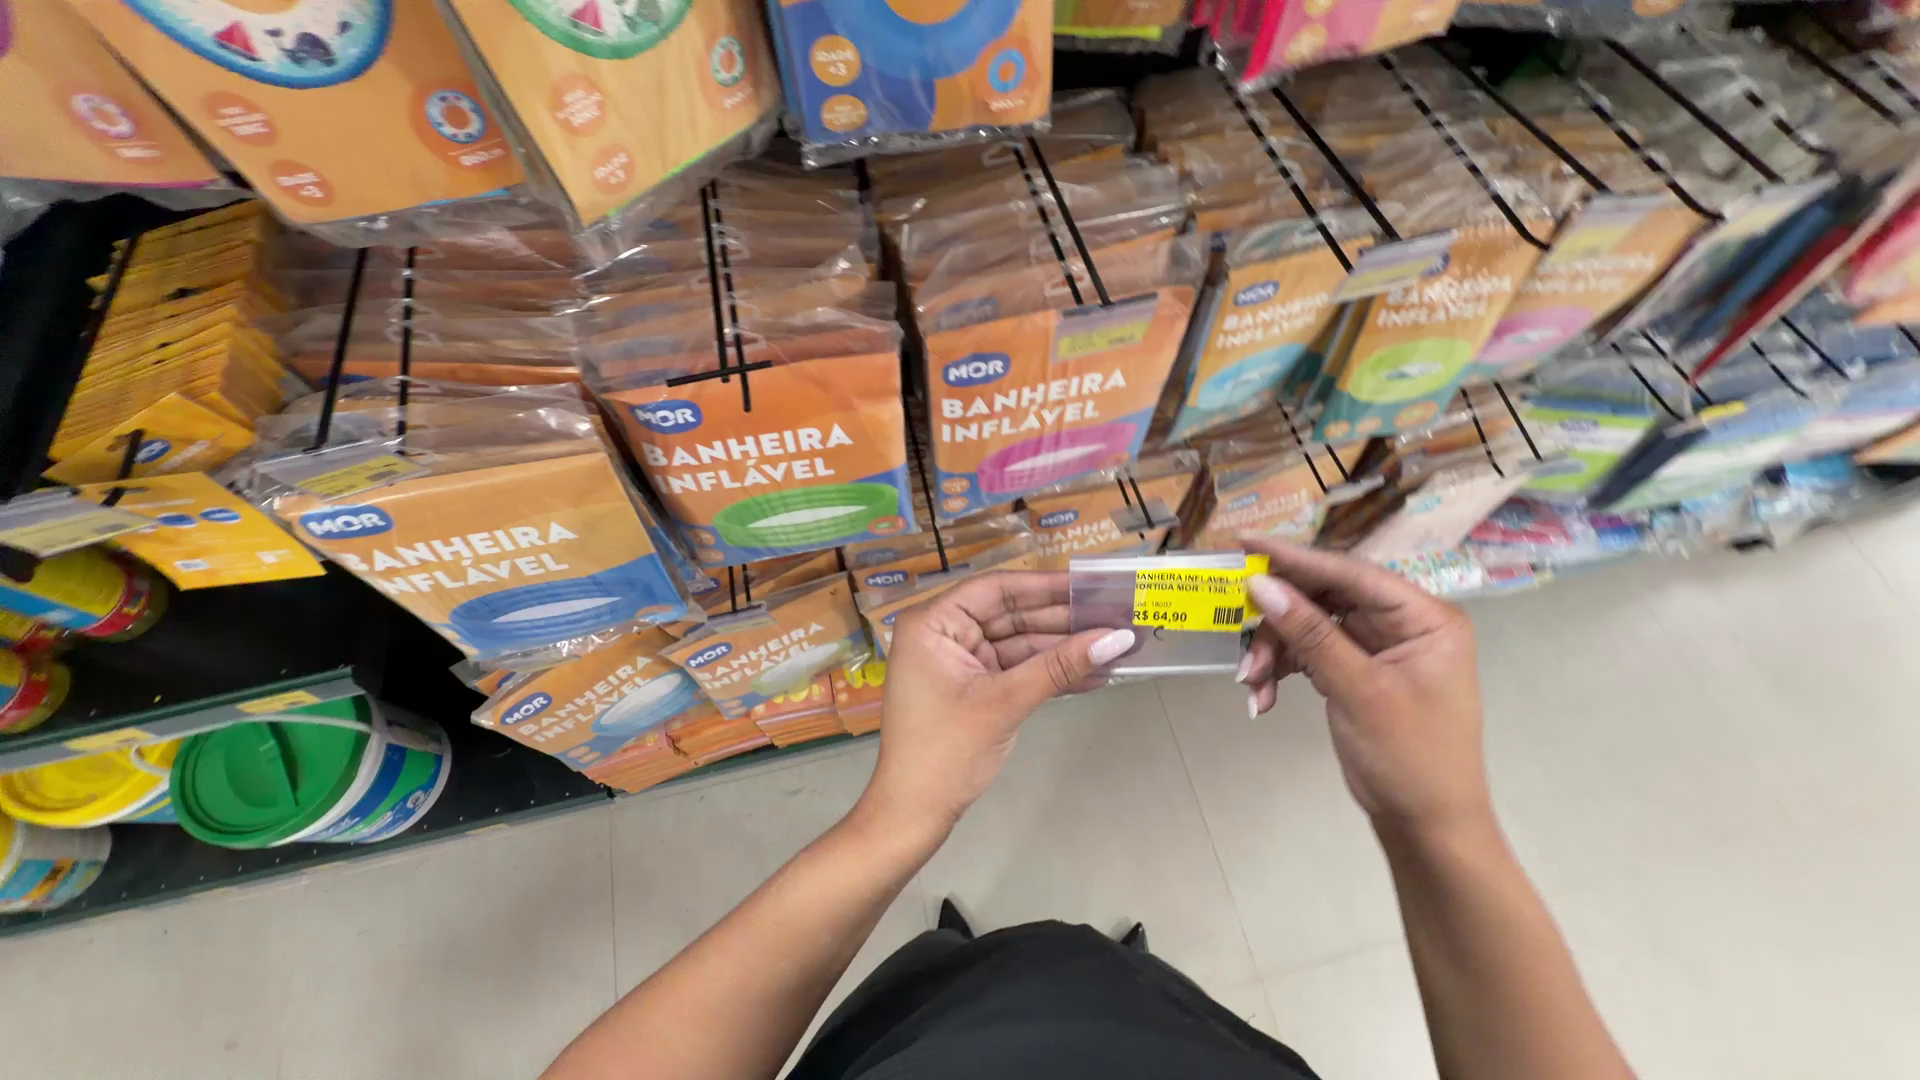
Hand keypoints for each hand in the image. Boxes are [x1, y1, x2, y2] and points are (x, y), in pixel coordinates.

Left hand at [863, 571, 1134, 833]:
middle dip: (1063, 620)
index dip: (1047, 586)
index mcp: (933, 623)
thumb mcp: (1005, 702)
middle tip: (1115, 615)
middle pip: (1012, 615)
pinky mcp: (975, 687)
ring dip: (1064, 649)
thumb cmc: (947, 750)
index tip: (1092, 585)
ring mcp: (960, 661)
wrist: (915, 813)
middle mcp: (944, 633)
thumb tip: (1117, 637)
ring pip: (1020, 643)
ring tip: (1117, 645)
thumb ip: (1060, 666)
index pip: (996, 589)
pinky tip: (1094, 673)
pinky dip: (1050, 673)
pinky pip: (1017, 669)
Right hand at [1238, 540, 1491, 841]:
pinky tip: (1262, 697)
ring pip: (1309, 626)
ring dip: (1275, 652)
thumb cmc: (1409, 757)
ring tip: (1251, 682)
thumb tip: (1260, 584)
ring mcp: (1377, 647)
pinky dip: (1283, 671)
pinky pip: (1308, 654)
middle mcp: (1402, 623)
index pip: (1351, 573)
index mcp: (1424, 618)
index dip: (1296, 557)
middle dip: (1279, 620)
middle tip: (1238, 627)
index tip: (1244, 543)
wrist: (1426, 826)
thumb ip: (1309, 634)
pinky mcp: (1355, 669)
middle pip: (1325, 597)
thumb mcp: (1358, 691)